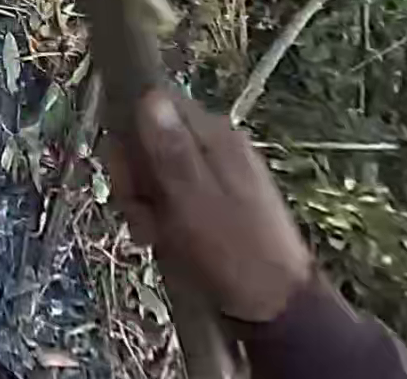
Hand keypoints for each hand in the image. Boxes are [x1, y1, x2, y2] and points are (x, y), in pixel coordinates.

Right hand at [108, 90, 312, 322]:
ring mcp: (214, 168)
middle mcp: (213, 142)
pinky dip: (157, 210)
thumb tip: (149, 95)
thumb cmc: (234, 251)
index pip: (153, 101)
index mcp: (214, 134)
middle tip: (138, 208)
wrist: (279, 312)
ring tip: (151, 230)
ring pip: (153, 164)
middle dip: (133, 172)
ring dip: (141, 197)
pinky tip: (160, 235)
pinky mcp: (211, 195)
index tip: (127, 170)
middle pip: (148, 134)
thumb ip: (171, 148)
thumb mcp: (195, 200)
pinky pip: (169, 188)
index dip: (130, 131)